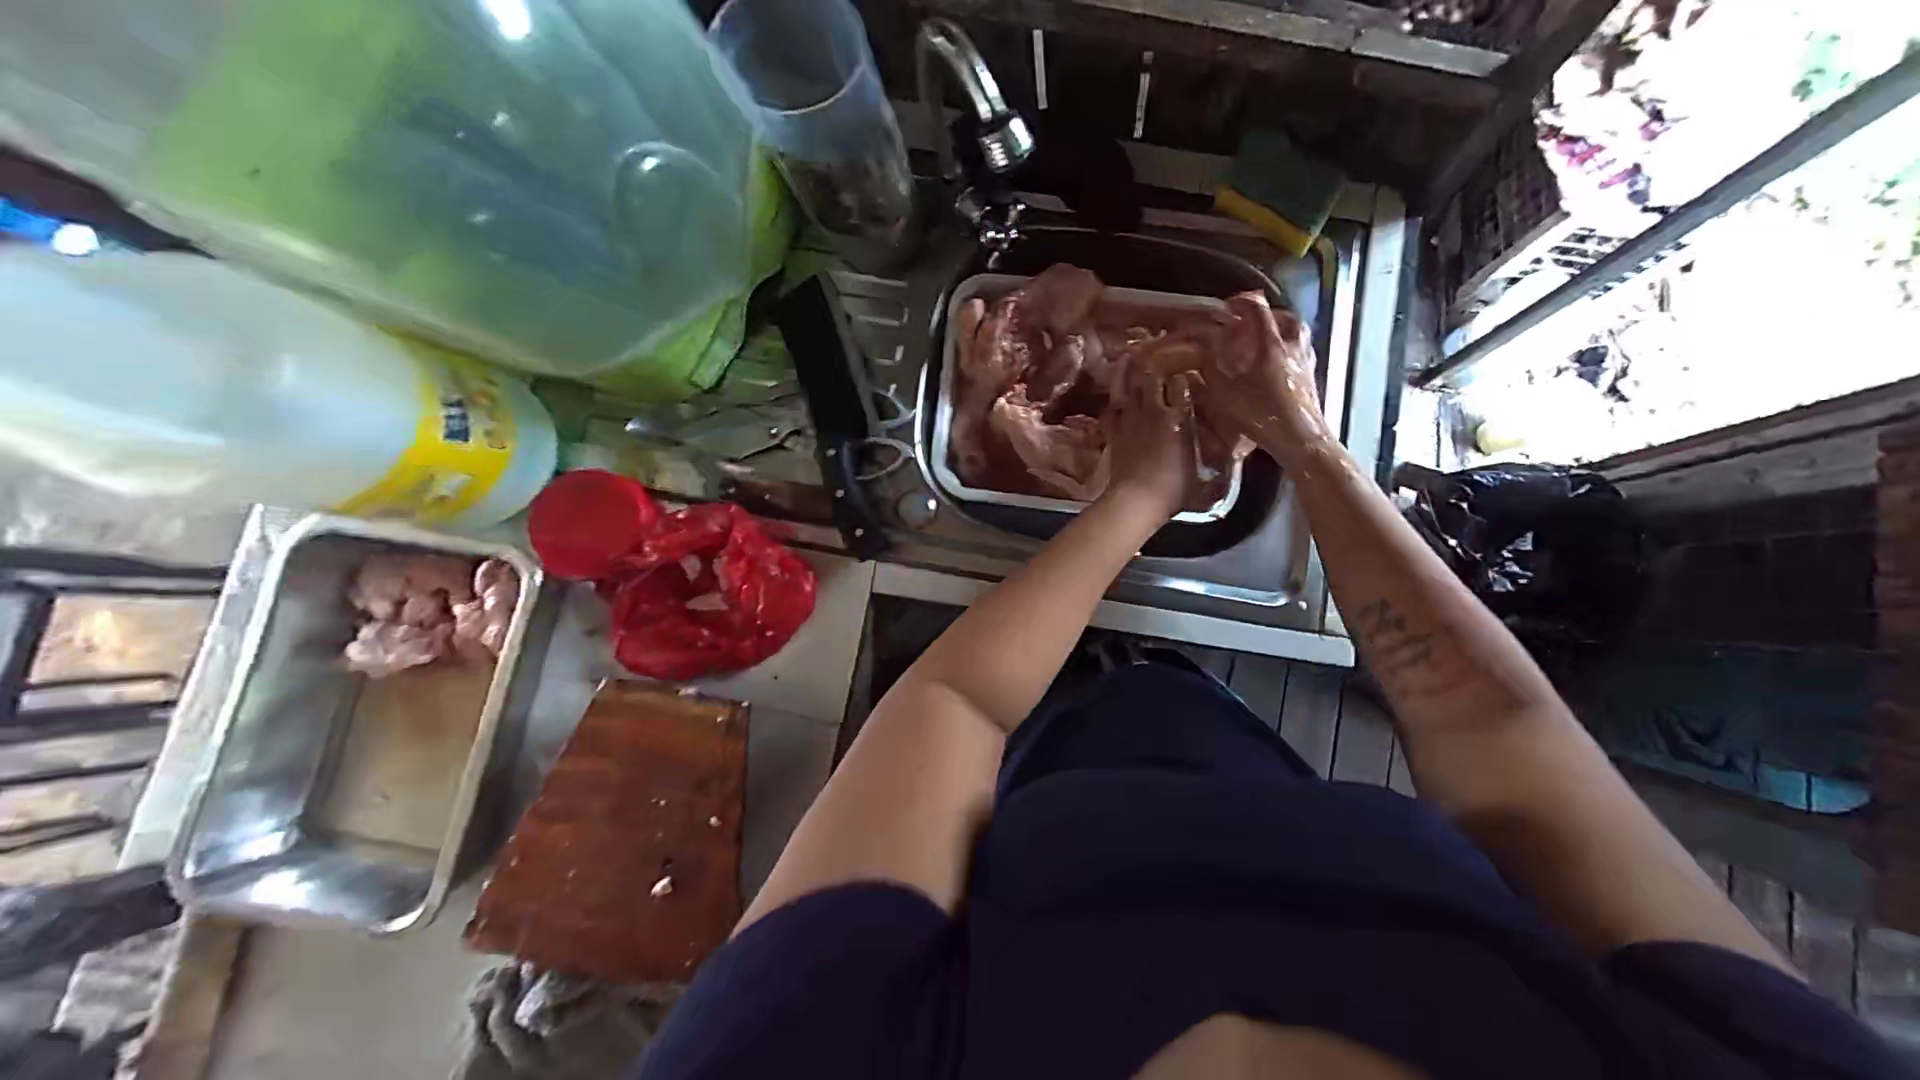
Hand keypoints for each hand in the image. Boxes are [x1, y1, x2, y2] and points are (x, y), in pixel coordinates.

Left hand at [1104, 365, 1195, 520]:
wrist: (1137, 499)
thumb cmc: (1174, 488)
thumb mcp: (1200, 467)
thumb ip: (1206, 449)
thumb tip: (1219, 446)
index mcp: (1178, 417)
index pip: (1180, 382)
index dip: (1182, 383)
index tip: (1184, 390)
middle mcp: (1153, 411)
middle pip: (1152, 378)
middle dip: (1156, 380)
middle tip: (1161, 389)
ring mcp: (1130, 419)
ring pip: (1132, 390)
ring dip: (1137, 390)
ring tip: (1142, 396)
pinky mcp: (1114, 432)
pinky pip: (1113, 410)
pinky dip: (1118, 409)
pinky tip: (1123, 413)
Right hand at [1196, 294, 1333, 462]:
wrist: (1299, 439)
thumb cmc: (1260, 414)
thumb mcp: (1223, 392)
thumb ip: (1209, 366)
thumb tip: (1200, 346)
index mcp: (1271, 344)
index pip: (1258, 309)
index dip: (1241, 302)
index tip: (1228, 305)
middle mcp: (1293, 348)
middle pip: (1286, 318)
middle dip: (1268, 315)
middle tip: (1251, 322)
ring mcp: (1306, 364)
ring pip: (1297, 336)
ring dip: (1281, 333)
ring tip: (1264, 343)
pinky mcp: (1311, 382)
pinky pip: (1300, 356)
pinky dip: (1287, 354)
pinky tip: (1276, 368)